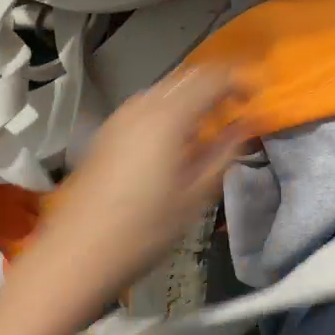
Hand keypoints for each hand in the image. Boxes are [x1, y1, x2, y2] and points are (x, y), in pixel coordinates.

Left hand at [25, 67, 249, 294]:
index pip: (214, 77)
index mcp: (168, 115)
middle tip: (242, 108)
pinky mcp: (108, 132)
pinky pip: (150, 104)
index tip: (261, 95)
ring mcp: (121, 117)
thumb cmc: (142, 231)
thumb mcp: (196, 195)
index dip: (242, 80)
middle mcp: (143, 105)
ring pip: (168, 89)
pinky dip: (173, 109)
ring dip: (195, 96)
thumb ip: (226, 151)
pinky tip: (180, 140)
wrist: (73, 258)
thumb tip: (249, 124)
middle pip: (190, 76)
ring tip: (215, 125)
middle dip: (220, 85)